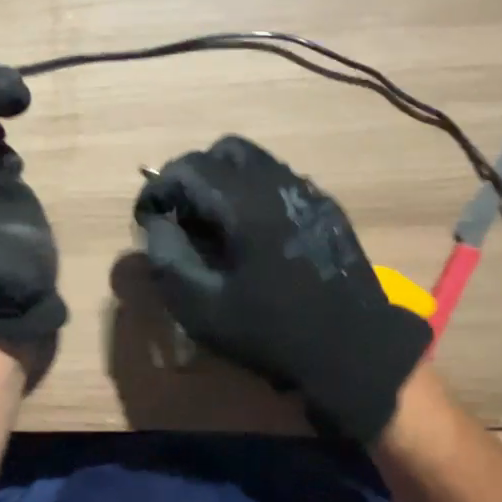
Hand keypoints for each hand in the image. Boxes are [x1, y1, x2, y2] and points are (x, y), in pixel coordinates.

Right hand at [133, 135, 431, 442]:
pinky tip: (249, 240)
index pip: (190, 167)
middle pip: (226, 151)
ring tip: (212, 229)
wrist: (354, 350)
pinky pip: (280, 184)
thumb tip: (156, 225)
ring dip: (224, 185)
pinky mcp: (327, 211)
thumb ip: (168, 258)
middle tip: (180, 216)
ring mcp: (310, 194)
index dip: (159, 188)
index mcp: (247, 204)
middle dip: (193, 177)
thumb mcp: (201, 307)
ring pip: (257, 164)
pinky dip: (252, 198)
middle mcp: (280, 184)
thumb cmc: (271, 332)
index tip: (147, 220)